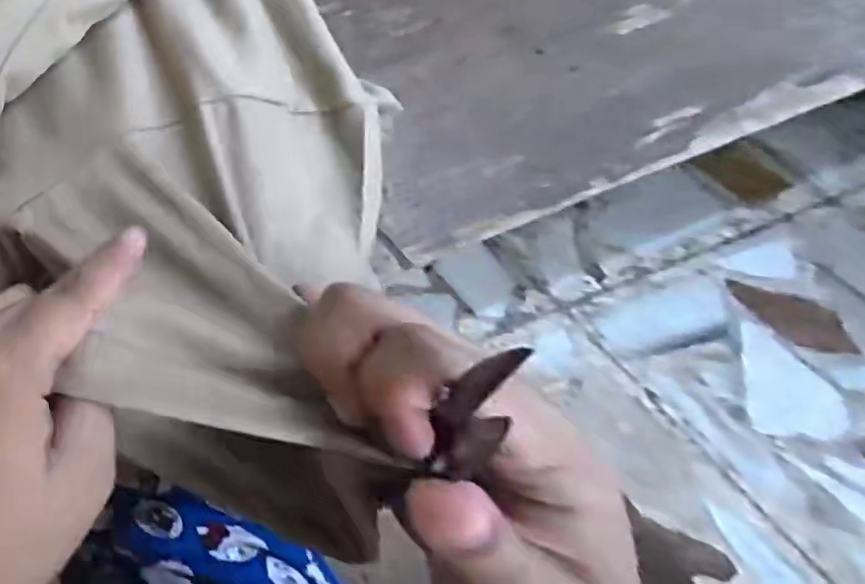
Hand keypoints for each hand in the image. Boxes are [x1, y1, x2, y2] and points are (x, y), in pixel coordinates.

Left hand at [0, 228, 145, 583]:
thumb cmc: (15, 528)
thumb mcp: (82, 476)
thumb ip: (93, 405)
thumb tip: (76, 371)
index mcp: (10, 362)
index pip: (69, 301)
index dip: (107, 267)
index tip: (135, 232)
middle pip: (35, 296)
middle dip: (71, 306)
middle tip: (100, 342)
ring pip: (6, 303)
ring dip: (38, 316)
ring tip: (63, 358)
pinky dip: (11, 327)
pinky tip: (25, 366)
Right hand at [300, 284, 637, 583]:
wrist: (544, 573)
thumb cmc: (547, 574)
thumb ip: (495, 554)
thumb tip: (433, 500)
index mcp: (525, 415)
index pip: (432, 351)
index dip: (395, 388)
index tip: (403, 451)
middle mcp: (468, 365)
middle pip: (373, 309)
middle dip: (344, 362)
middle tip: (359, 426)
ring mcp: (426, 360)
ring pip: (344, 306)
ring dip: (327, 357)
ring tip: (351, 418)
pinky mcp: (391, 364)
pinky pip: (334, 325)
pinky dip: (317, 349)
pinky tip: (334, 395)